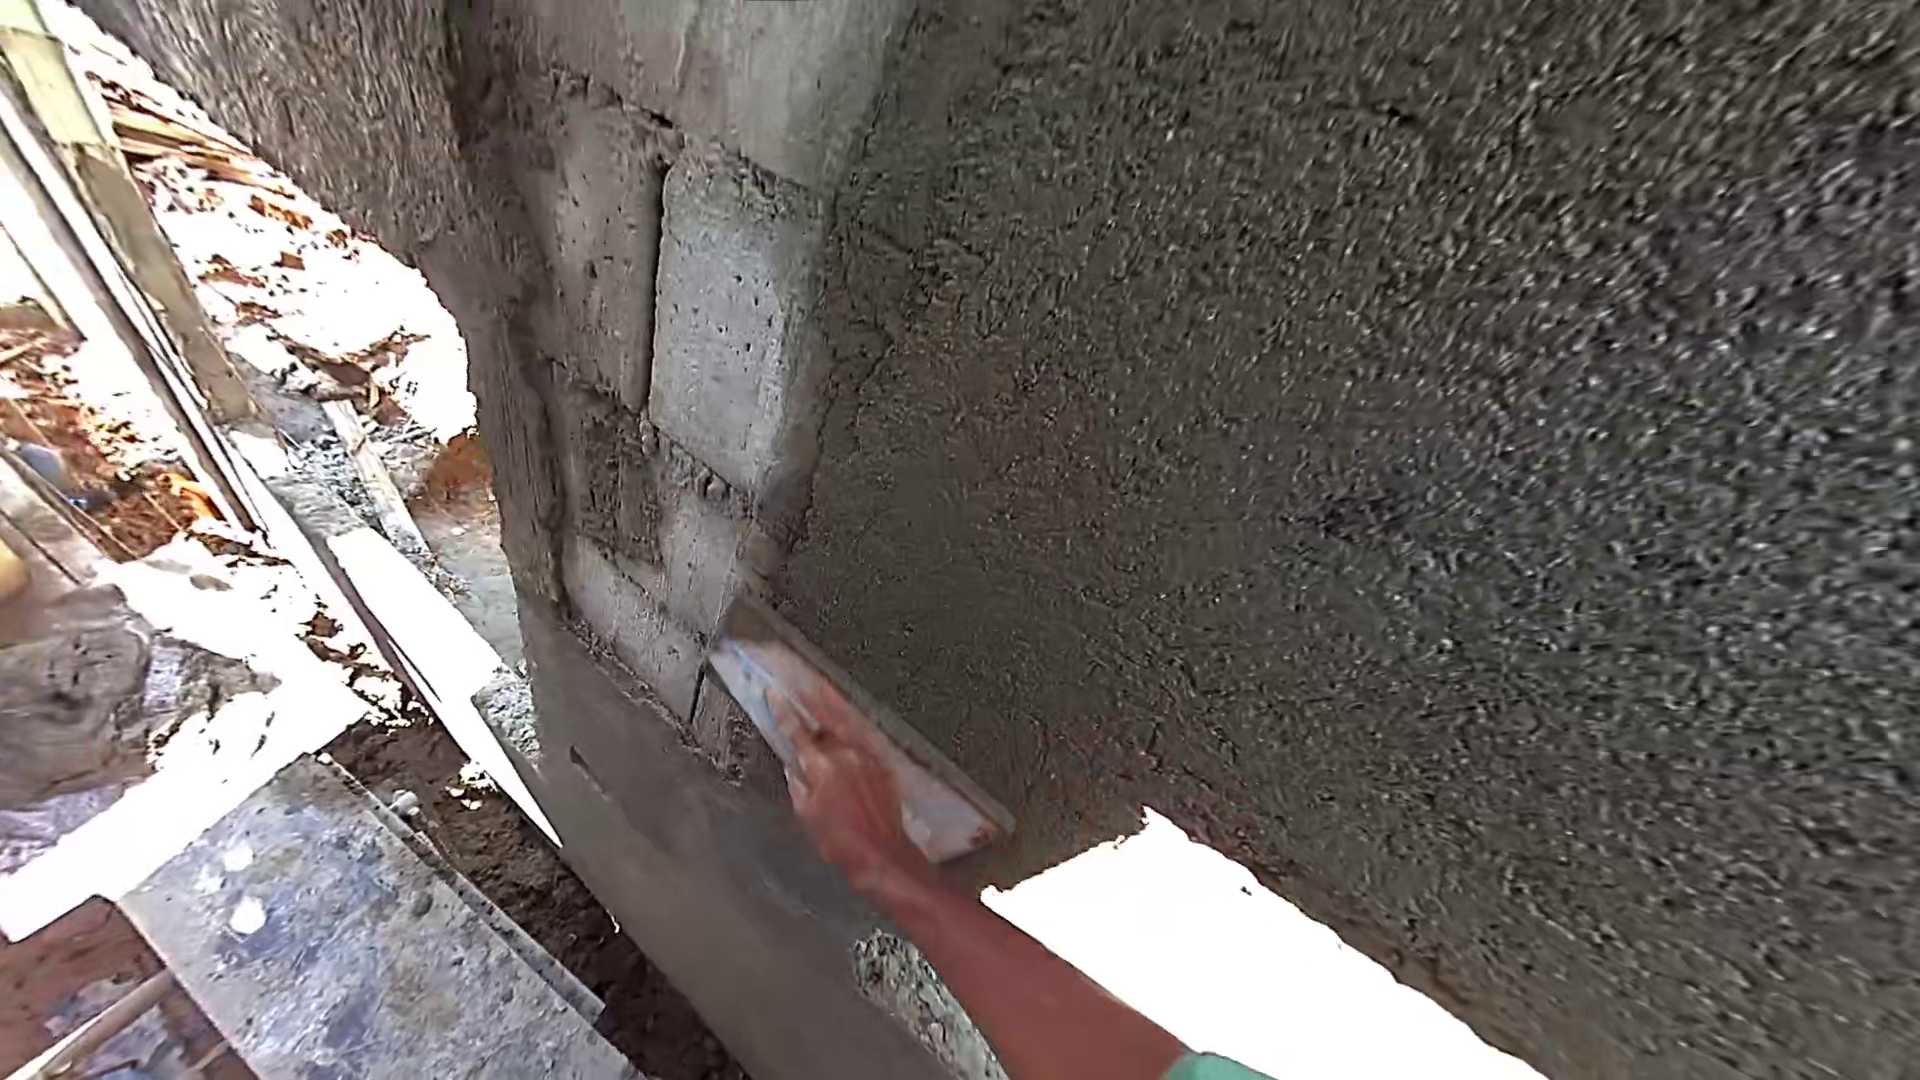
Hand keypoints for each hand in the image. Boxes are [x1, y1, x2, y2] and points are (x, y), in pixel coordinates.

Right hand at [774, 681, 934, 898]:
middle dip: (811, 696)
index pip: (798, 732)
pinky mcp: (881, 760)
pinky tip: (847, 715)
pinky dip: (853, 722)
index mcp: (822, 767)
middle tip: (800, 679)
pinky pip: (864, 734)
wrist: (880, 851)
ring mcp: (867, 754)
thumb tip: (794, 767)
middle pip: (826, 716)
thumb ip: (799, 785)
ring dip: (833, 702)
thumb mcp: (807, 815)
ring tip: (822, 685)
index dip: (784, 711)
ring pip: (847, 720)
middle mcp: (846, 754)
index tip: (775, 694)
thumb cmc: (841, 841)